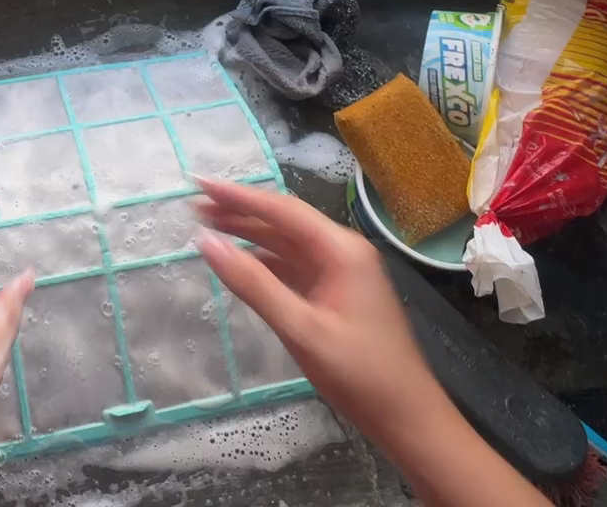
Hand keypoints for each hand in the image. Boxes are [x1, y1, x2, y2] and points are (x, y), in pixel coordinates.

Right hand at [190, 177, 436, 432]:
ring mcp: (340, 271)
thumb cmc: (361, 375)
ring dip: (248, 232)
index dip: (237, 195)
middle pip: (282, 220)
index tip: (200, 183)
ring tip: (207, 224)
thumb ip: (252, 284)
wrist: (411, 423)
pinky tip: (238, 259)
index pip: (281, 209)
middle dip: (238, 210)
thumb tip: (205, 242)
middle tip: (195, 203)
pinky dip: (262, 258)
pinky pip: (292, 264)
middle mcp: (342, 250)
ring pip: (285, 241)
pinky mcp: (335, 292)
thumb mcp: (301, 329)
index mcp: (341, 250)